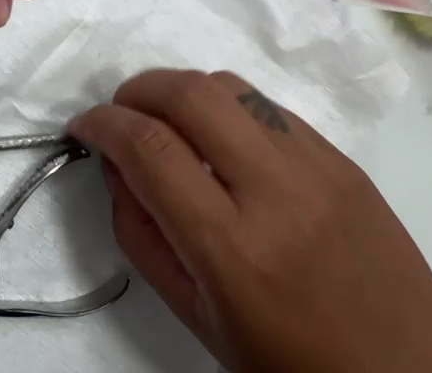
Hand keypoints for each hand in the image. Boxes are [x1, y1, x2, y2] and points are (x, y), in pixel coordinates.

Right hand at [71, 71, 431, 372]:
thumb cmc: (290, 367)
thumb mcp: (196, 316)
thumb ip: (142, 235)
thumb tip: (117, 165)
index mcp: (235, 249)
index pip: (149, 148)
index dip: (102, 124)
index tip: (83, 127)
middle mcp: (279, 194)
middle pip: (190, 94)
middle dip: (137, 89)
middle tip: (121, 114)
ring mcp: (321, 170)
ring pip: (231, 86)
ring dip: (182, 91)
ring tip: (169, 123)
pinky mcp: (347, 163)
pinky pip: (271, 108)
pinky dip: (228, 109)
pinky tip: (224, 143)